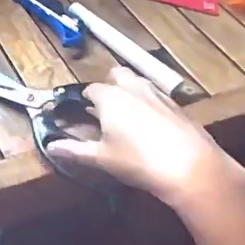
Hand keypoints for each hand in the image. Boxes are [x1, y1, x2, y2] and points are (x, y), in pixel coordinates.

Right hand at [47, 67, 244, 212]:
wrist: (193, 169)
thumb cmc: (138, 161)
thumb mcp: (101, 158)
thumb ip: (74, 149)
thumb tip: (51, 146)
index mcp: (110, 97)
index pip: (90, 90)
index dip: (82, 101)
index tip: (79, 113)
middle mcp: (133, 88)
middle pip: (117, 75)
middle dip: (108, 85)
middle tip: (103, 108)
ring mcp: (158, 95)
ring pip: (139, 82)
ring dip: (129, 91)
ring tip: (126, 115)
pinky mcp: (178, 107)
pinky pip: (157, 96)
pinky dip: (149, 104)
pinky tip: (151, 127)